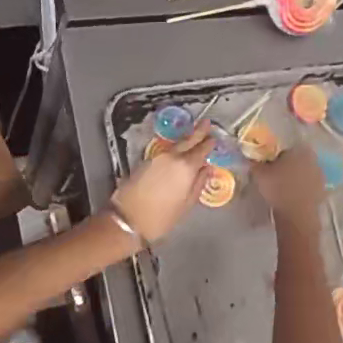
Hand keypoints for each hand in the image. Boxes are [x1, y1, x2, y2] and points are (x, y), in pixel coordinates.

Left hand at [111, 121, 215, 242]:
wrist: (127, 220)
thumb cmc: (160, 218)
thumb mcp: (186, 204)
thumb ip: (198, 184)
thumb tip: (207, 170)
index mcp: (185, 167)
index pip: (201, 150)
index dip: (209, 143)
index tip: (215, 136)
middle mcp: (170, 158)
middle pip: (186, 141)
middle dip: (197, 132)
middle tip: (206, 122)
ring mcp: (155, 159)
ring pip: (174, 147)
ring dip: (185, 141)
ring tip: (193, 137)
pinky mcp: (143, 164)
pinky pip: (164, 154)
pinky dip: (173, 151)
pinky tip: (177, 154)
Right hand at [255, 144, 324, 223]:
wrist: (297, 214)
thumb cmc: (277, 188)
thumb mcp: (259, 174)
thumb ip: (254, 162)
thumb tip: (250, 156)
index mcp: (298, 150)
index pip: (284, 148)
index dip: (274, 155)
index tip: (266, 164)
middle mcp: (312, 158)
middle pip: (295, 159)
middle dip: (285, 165)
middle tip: (272, 174)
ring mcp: (319, 174)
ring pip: (302, 171)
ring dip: (293, 176)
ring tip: (280, 186)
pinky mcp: (322, 189)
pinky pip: (307, 184)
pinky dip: (300, 187)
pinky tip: (290, 195)